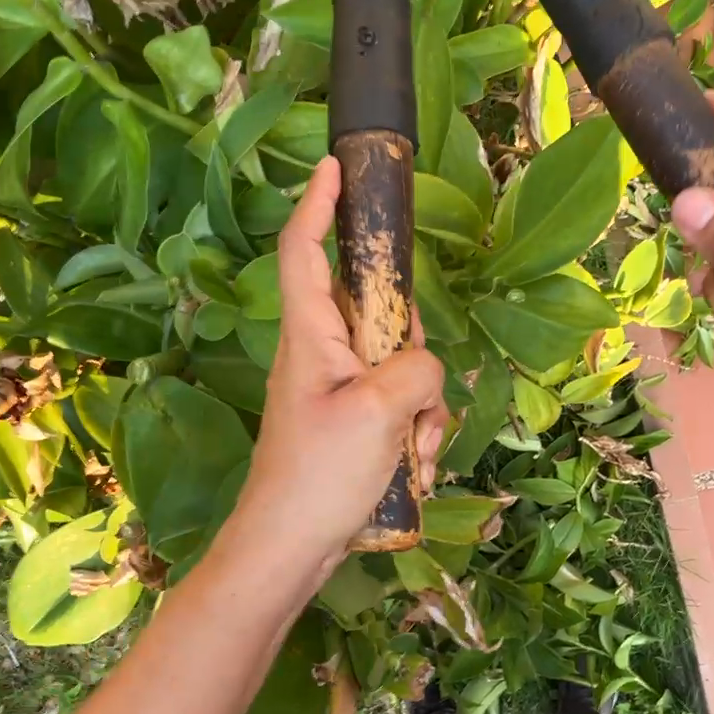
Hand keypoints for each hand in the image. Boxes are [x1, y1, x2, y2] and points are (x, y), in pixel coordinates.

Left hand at [228, 157, 447, 577]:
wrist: (289, 547)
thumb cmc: (318, 475)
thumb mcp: (379, 413)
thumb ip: (415, 370)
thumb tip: (424, 369)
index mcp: (309, 336)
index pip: (303, 251)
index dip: (316, 204)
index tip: (334, 165)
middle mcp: (320, 354)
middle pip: (377, 316)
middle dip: (412, 355)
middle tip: (417, 403)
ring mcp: (337, 391)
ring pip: (400, 368)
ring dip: (421, 407)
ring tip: (412, 451)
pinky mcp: (351, 422)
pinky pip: (398, 406)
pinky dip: (414, 432)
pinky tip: (411, 467)